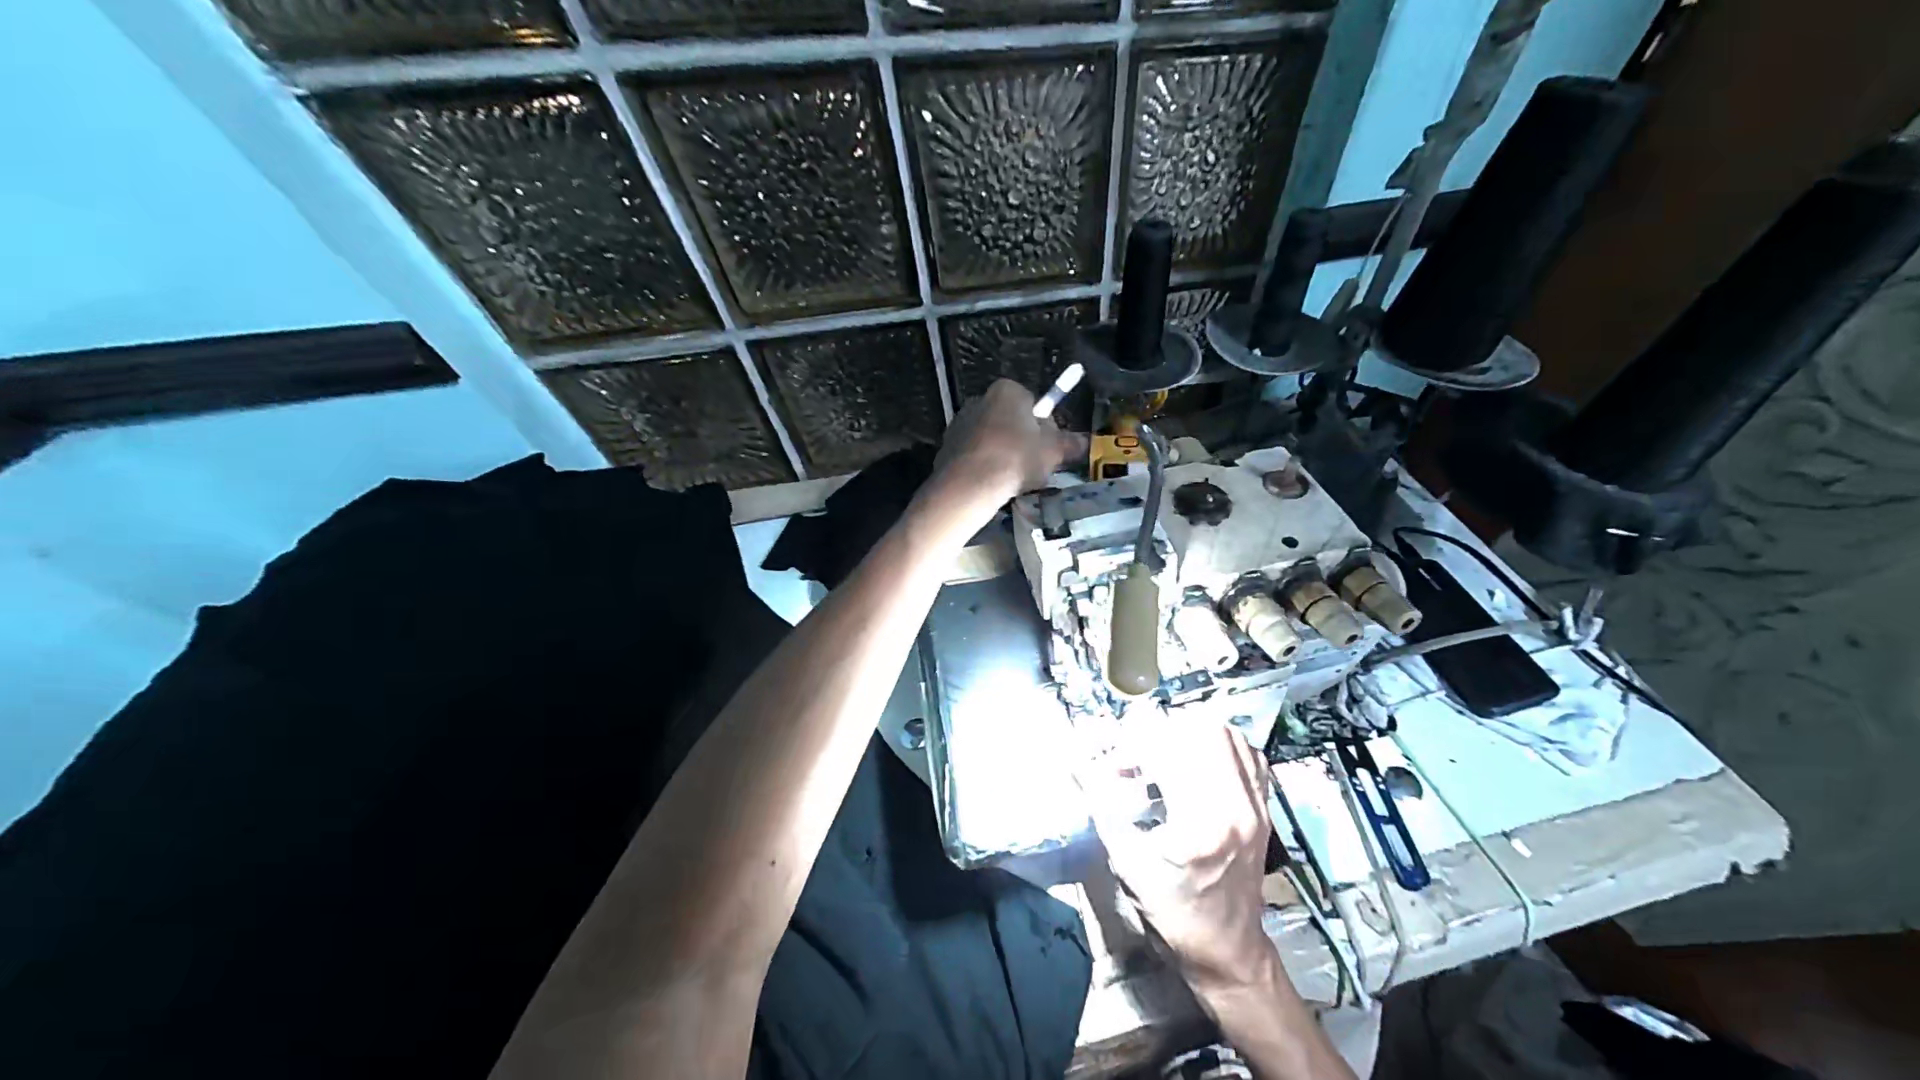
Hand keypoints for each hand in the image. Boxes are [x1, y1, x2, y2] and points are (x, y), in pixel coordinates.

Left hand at [927, 379, 1083, 520]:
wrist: (969, 485)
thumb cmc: (1016, 458)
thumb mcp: (1052, 452)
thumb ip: (1070, 444)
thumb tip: (1085, 442)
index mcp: (1007, 390)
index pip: (1032, 402)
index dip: (1043, 426)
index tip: (1048, 448)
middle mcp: (980, 399)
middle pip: (1010, 420)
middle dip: (1021, 440)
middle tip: (1033, 466)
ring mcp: (960, 422)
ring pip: (991, 438)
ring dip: (1002, 454)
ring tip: (1012, 479)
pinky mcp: (946, 446)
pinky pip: (974, 455)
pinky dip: (983, 466)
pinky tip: (991, 484)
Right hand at [1080, 719, 1278, 992]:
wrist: (1227, 949)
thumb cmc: (1172, 913)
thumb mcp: (1127, 862)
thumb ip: (1103, 805)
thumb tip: (1077, 761)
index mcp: (1202, 825)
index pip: (1170, 752)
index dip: (1134, 745)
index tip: (1115, 761)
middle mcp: (1238, 807)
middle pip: (1203, 730)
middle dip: (1163, 731)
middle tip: (1139, 751)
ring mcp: (1257, 805)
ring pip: (1228, 734)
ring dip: (1189, 732)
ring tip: (1165, 753)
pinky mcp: (1264, 807)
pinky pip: (1247, 752)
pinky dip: (1219, 744)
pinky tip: (1197, 762)